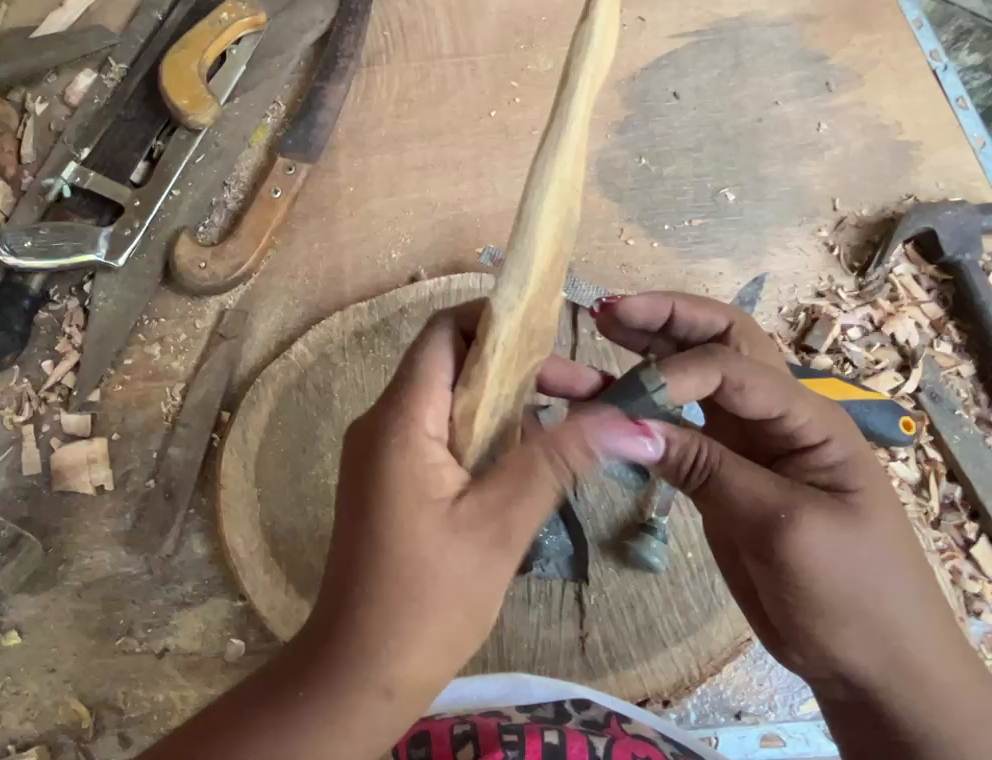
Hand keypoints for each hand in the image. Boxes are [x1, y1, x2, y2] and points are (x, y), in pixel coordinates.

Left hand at [298, 301, 666, 704]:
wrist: (359, 670)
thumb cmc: (429, 599)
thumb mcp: (501, 525)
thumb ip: (559, 460)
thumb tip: (632, 420)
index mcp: (401, 418)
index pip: (445, 333)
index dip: (498, 321)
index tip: (558, 337)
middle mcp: (383, 421)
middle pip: (452, 363)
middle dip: (519, 369)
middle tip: (588, 393)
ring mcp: (381, 451)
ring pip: (449, 401)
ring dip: (506, 406)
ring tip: (571, 426)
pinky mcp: (389, 479)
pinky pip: (439, 434)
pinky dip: (484, 436)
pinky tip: (528, 463)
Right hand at [591, 290, 964, 693]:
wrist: (876, 671)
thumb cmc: (854, 595)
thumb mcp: (785, 528)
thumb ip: (707, 469)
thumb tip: (625, 424)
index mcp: (806, 419)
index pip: (730, 367)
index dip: (675, 371)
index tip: (626, 400)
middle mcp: (772, 418)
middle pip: (718, 344)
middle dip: (664, 321)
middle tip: (608, 312)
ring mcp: (743, 446)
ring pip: (688, 383)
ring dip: (641, 355)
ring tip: (594, 331)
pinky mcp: (717, 477)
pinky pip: (673, 431)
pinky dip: (636, 411)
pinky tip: (597, 400)